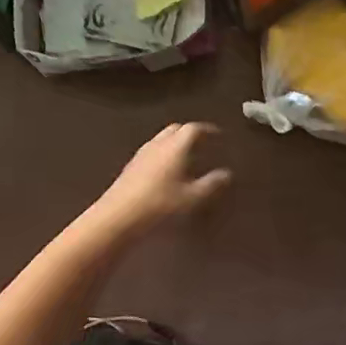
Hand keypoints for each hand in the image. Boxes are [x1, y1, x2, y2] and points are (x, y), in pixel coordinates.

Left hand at [86, 123, 231, 242]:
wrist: (119, 215)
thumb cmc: (161, 205)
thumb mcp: (192, 198)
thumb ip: (211, 184)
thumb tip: (226, 173)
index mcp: (176, 146)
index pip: (193, 129)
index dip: (207, 130)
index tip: (218, 135)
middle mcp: (158, 144)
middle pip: (175, 130)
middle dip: (189, 133)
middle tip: (202, 144)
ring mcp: (141, 154)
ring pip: (160, 140)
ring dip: (174, 143)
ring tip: (186, 156)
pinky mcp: (130, 166)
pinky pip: (151, 152)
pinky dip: (163, 154)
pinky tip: (165, 171)